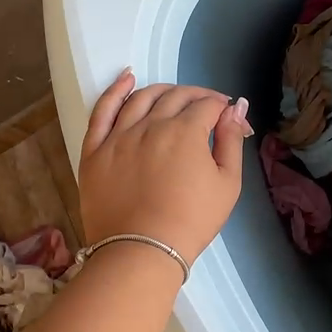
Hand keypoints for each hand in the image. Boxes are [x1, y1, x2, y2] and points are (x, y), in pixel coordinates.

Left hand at [77, 70, 249, 263]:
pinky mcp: (95, 150)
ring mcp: (119, 135)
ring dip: (163, 90)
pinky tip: (127, 78)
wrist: (141, 253)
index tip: (228, 118)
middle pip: (177, 96)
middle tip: (206, 108)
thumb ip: (232, 141)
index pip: (208, 104)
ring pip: (142, 97)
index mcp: (186, 131)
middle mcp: (152, 124)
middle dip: (197, 96)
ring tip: (173, 95)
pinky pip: (102, 111)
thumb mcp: (228, 184)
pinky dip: (115, 90)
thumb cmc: (191, 221)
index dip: (222, 108)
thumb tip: (236, 108)